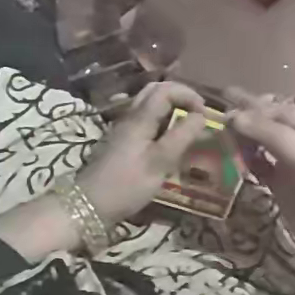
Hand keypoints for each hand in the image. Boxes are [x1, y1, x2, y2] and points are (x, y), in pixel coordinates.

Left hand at [78, 82, 208, 224]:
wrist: (89, 204)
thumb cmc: (127, 185)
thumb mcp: (159, 163)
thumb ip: (181, 136)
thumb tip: (201, 115)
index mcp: (140, 118)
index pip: (166, 90)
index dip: (188, 95)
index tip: (205, 113)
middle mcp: (130, 117)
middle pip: (155, 91)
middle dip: (179, 96)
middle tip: (198, 113)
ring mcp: (123, 129)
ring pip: (148, 105)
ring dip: (170, 107)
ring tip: (188, 124)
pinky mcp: (121, 142)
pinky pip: (144, 120)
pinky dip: (161, 121)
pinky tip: (169, 138)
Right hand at [226, 89, 294, 255]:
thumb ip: (270, 134)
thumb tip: (233, 116)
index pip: (279, 110)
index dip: (253, 106)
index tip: (226, 103)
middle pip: (268, 125)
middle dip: (245, 118)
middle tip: (217, 114)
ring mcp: (291, 165)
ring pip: (261, 145)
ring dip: (242, 139)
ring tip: (219, 134)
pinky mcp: (281, 186)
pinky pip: (259, 167)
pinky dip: (245, 161)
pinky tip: (230, 157)